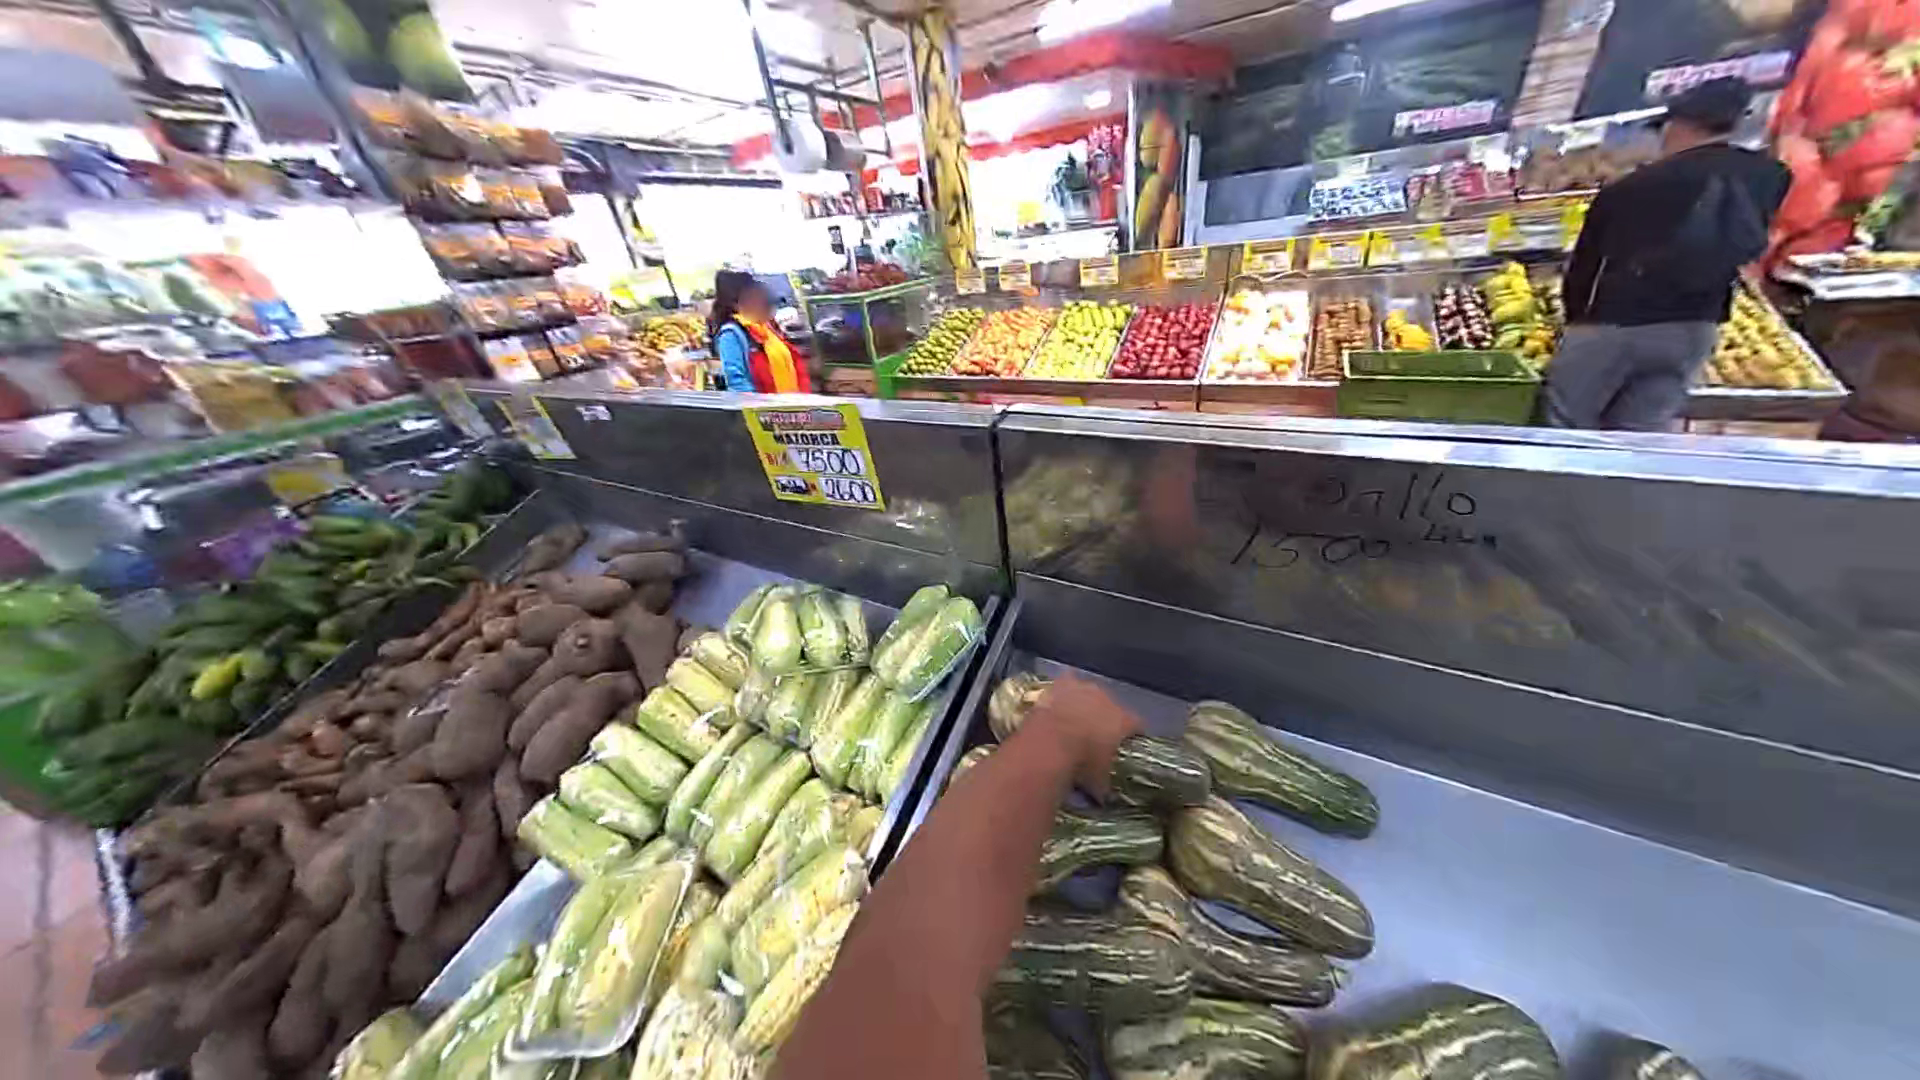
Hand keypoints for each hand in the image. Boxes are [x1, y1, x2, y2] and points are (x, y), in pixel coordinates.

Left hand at [1024, 674, 1141, 799]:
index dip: (1132, 734)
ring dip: (1084, 702)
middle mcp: (1108, 699)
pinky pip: (1066, 683)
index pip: (1137, 724)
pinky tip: (1056, 701)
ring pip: (1089, 692)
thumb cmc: (1081, 764)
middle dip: (1105, 718)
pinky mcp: (1060, 683)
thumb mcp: (1098, 783)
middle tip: (1094, 734)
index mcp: (1124, 721)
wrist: (1050, 742)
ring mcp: (1084, 688)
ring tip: (1074, 718)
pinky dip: (1062, 691)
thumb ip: (1104, 785)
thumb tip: (1102, 795)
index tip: (1127, 744)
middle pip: (1112, 706)